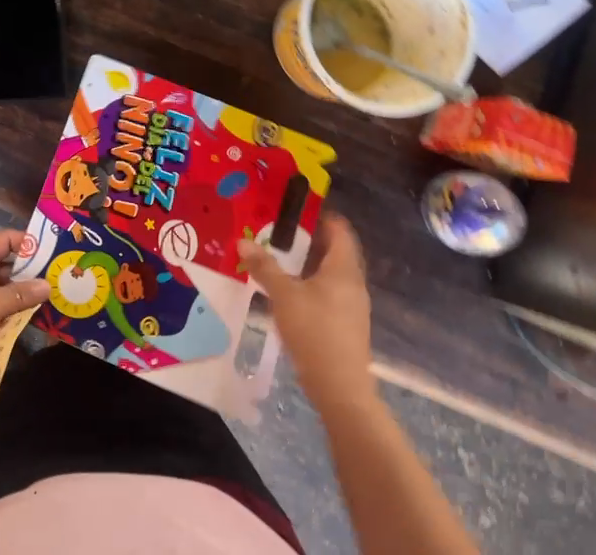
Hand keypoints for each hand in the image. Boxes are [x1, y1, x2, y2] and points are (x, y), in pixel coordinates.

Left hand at [0, 230, 50, 382]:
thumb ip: (19, 294)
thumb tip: (49, 285)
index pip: (4, 241)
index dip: (28, 241)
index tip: (55, 248)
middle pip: (12, 263)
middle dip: (35, 269)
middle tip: (64, 272)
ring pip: (14, 286)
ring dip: (33, 290)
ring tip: (62, 291)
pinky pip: (12, 305)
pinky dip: (27, 307)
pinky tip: (49, 310)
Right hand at [240, 214, 374, 412]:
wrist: (339, 387)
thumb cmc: (314, 331)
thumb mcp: (283, 295)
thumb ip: (264, 267)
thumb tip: (243, 240)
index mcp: (343, 270)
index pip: (341, 232)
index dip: (322, 216)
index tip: (296, 208)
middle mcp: (352, 284)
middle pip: (335, 253)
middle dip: (308, 240)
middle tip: (277, 230)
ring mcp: (351, 306)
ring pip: (329, 275)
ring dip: (306, 264)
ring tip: (276, 257)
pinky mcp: (344, 324)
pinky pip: (327, 293)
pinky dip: (308, 284)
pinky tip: (286, 291)